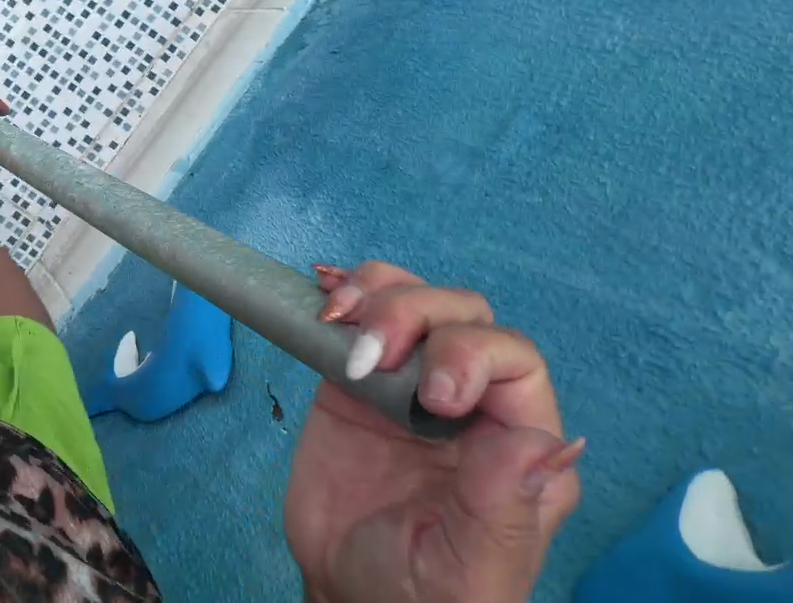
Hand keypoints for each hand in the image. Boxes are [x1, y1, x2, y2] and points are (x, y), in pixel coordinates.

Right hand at [285, 261, 581, 602]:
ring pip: (414, 298)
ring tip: (333, 318)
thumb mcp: (465, 570)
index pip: (515, 362)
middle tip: (364, 357)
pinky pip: (359, 312)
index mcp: (516, 449)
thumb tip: (544, 435)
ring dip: (375, 293)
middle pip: (462, 315)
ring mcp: (406, 384)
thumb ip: (501, 508)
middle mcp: (469, 405)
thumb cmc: (414, 594)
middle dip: (411, 315)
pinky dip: (342, 291)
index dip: (471, 356)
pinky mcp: (353, 376)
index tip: (425, 396)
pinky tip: (321, 298)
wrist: (340, 587)